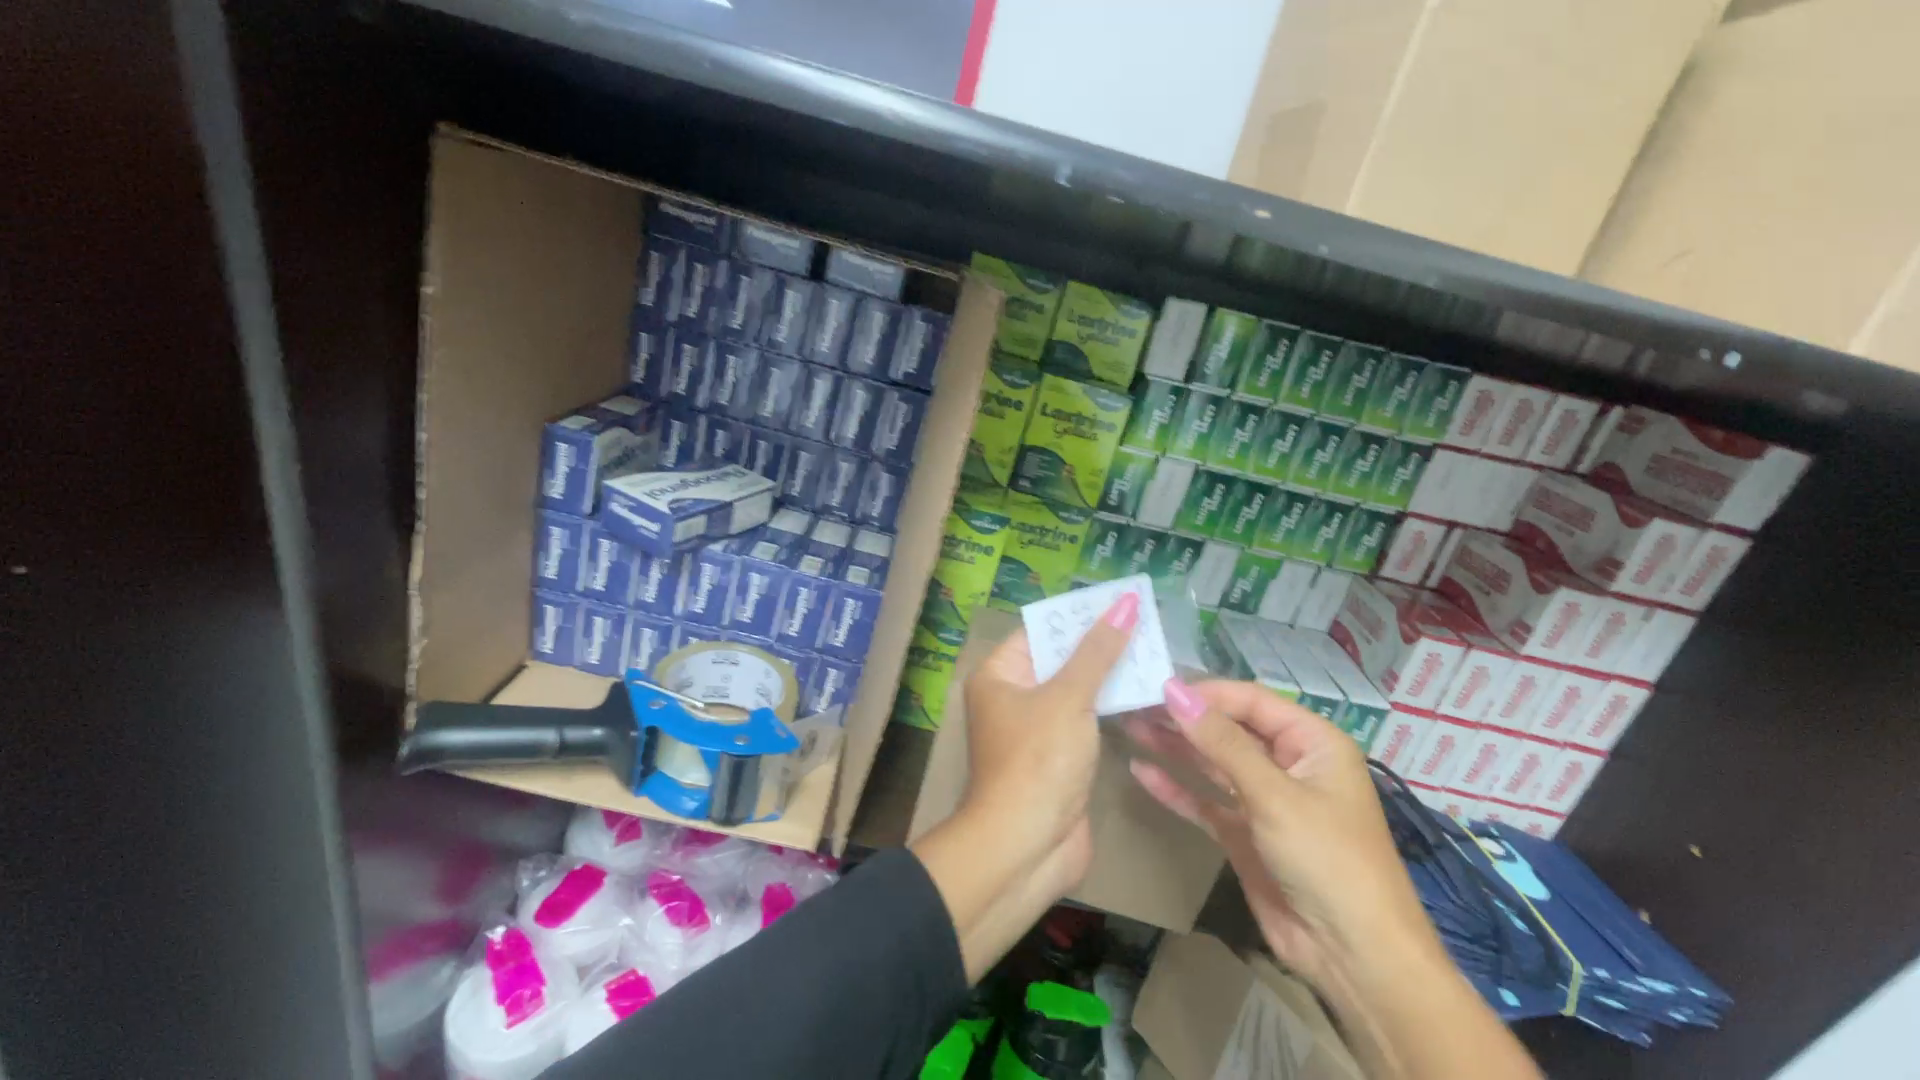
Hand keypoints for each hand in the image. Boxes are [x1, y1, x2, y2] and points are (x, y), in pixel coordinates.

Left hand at [958, 591, 1138, 895]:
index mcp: (1000, 675)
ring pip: (1078, 691)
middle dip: (1102, 645)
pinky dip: (1112, 708)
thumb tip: (1124, 603)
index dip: (1079, 615)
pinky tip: (1149, 694)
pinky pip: (1087, 721)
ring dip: (1112, 676)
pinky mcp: (1060, 758)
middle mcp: (1013, 697)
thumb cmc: (1038, 761)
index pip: (1041, 630)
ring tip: (1158, 652)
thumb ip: (1098, 651)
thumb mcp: (1069, 698)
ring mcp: (1037, 730)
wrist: (1025, 846)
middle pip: (1061, 659)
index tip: (1123, 601)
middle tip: (1150, 624)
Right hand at [1124, 678, 1439, 989]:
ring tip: (1128, 726)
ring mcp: (1265, 801)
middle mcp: (1289, 764)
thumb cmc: (1327, 858)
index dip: (1205, 694)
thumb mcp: (1275, 795)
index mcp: (1313, 743)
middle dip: (1184, 718)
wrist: (1352, 952)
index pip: (1251, 702)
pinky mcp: (1245, 835)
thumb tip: (1174, 691)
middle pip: (1229, 730)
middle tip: (1132, 703)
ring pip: (1213, 763)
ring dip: (1174, 747)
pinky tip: (1141, 772)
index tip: (1155, 687)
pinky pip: (1205, 802)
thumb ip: (1222, 743)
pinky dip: (1176, 789)